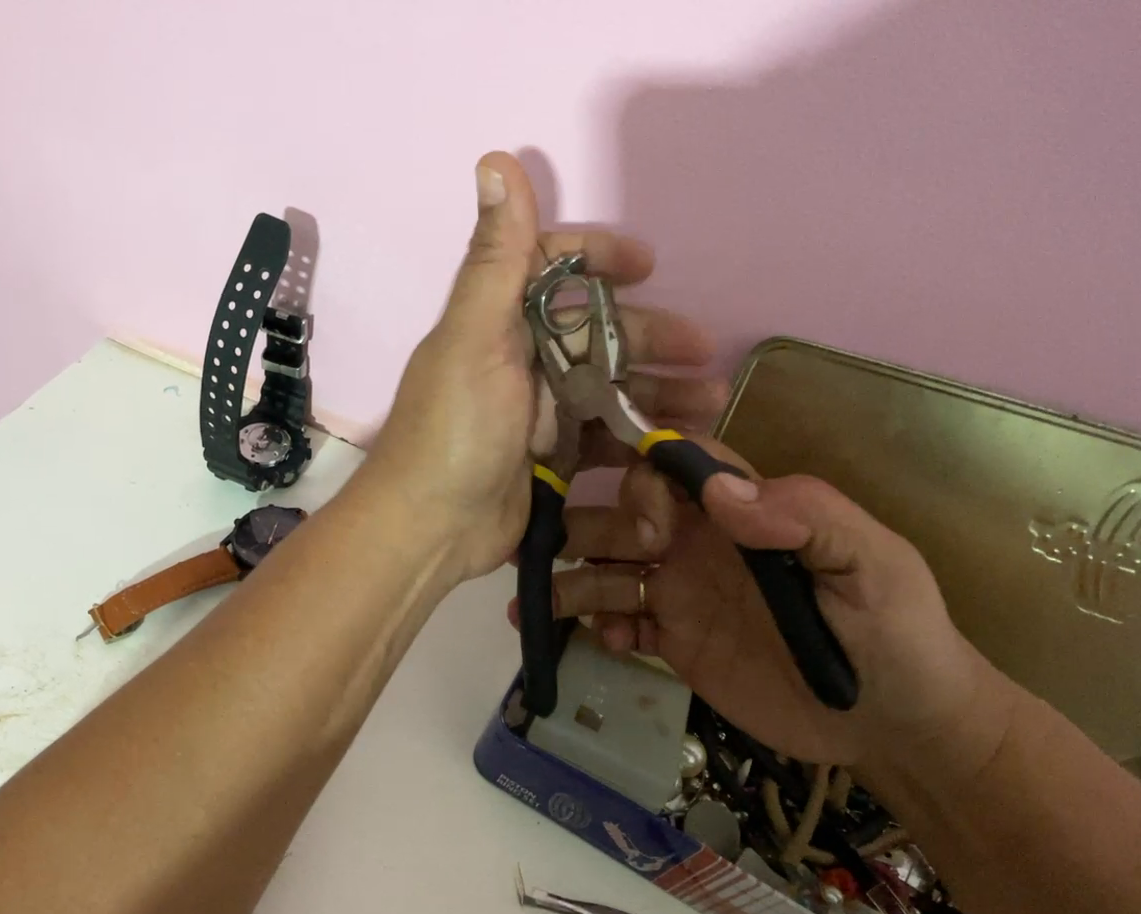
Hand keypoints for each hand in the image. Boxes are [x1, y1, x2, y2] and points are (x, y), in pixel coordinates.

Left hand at [361, 151, 716, 581]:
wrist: (430, 529)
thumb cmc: (453, 431)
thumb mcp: (474, 338)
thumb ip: (495, 258)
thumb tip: (494, 157)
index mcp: (498, 322)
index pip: (552, 269)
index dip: (598, 258)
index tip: (646, 266)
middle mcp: (519, 359)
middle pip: (596, 332)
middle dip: (650, 335)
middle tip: (703, 351)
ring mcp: (537, 412)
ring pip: (610, 385)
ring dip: (659, 388)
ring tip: (711, 401)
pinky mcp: (552, 458)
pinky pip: (607, 437)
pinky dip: (642, 436)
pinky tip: (682, 443)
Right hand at [536, 448, 1020, 779]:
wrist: (895, 724)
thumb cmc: (896, 633)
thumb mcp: (872, 564)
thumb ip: (806, 516)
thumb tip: (719, 491)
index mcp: (741, 513)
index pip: (672, 468)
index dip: (643, 484)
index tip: (649, 535)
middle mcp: (698, 544)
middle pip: (619, 516)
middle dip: (580, 524)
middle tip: (553, 558)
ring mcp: (681, 594)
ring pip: (606, 570)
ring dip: (569, 579)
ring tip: (536, 603)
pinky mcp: (674, 644)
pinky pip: (619, 623)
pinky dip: (596, 626)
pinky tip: (597, 639)